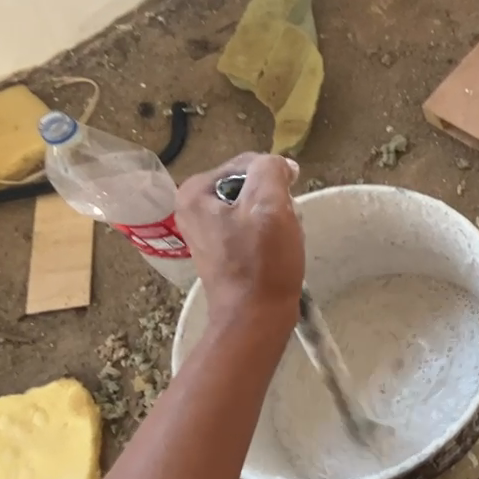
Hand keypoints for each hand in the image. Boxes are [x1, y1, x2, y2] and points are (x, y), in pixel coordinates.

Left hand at [176, 153, 304, 339]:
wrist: (255, 315)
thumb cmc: (262, 261)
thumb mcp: (270, 204)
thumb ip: (271, 170)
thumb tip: (281, 165)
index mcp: (195, 191)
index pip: (248, 163)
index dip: (276, 179)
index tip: (286, 205)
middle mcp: (191, 207)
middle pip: (249, 185)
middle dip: (273, 200)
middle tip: (282, 224)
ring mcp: (204, 231)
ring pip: (253, 206)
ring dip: (274, 218)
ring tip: (280, 239)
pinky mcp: (220, 250)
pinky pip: (250, 227)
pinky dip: (267, 234)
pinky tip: (274, 250)